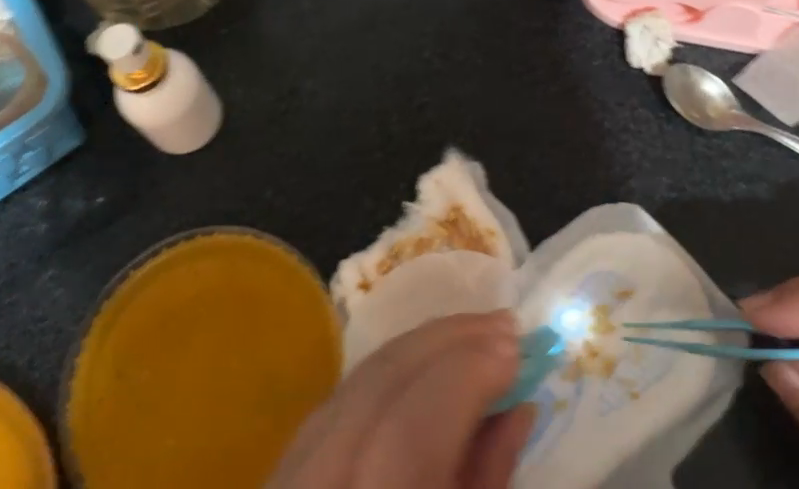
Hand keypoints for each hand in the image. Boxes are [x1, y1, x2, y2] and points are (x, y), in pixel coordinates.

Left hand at [268, 311, 536, 488]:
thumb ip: (489, 478)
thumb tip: (517, 405)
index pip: (411, 427)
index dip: (465, 377)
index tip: (516, 347)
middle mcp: (315, 481)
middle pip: (375, 386)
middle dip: (447, 344)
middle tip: (505, 325)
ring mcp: (288, 471)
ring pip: (352, 384)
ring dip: (420, 349)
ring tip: (476, 335)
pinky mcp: (281, 465)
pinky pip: (335, 404)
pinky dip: (385, 376)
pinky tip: (424, 365)